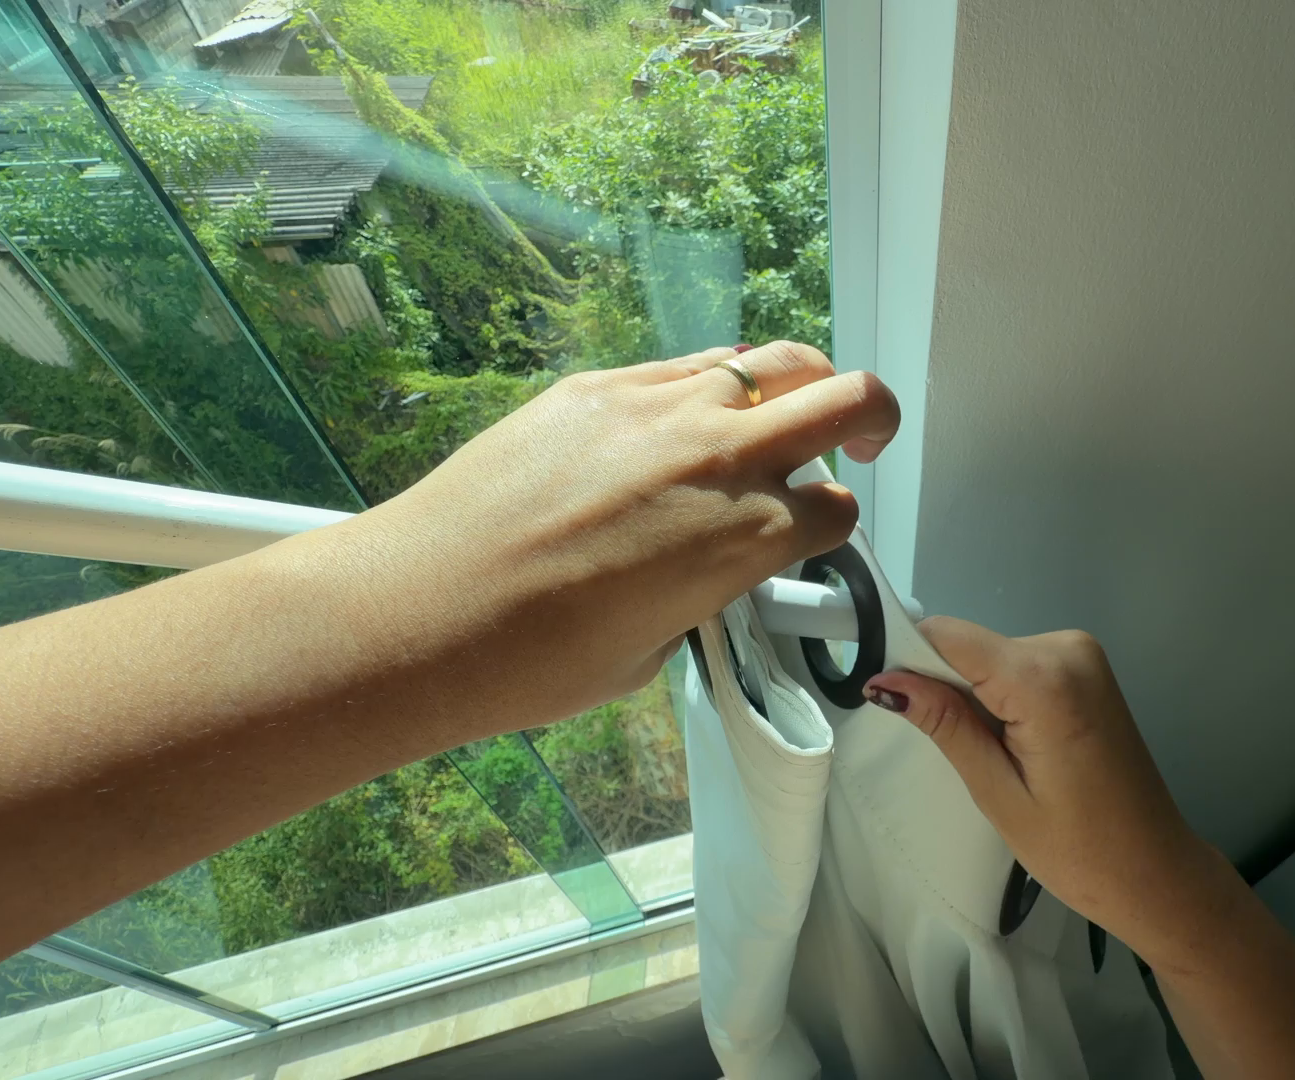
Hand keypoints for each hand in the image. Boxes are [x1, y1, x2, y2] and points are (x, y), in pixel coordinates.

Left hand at [280, 341, 898, 738]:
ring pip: (774, 363)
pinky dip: (717, 390)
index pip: (836, 510)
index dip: (832, 526)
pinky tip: (690, 423)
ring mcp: (662, 408)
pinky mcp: (602, 383)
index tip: (811, 535)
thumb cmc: (539, 661)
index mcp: (746, 540)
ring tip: (775, 421)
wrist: (420, 611)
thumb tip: (719, 559)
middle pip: (847, 399)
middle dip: (874, 417)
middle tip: (860, 441)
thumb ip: (712, 587)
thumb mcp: (661, 646)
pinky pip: (692, 367)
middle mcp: (721, 460)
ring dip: (798, 390)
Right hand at [863, 617, 1212, 939]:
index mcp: (1044, 679)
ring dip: (972, 692)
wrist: (1157, 872)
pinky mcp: (1084, 667)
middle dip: (943, 684)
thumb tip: (883, 681)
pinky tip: (1013, 739)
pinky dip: (998, 692)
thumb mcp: (997, 792)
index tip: (885, 694)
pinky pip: (1015, 662)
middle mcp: (1065, 647)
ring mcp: (1080, 654)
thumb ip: (944, 723)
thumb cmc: (1079, 849)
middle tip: (953, 747)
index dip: (908, 657)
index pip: (949, 635)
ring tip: (993, 753)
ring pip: (988, 653)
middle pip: (968, 644)